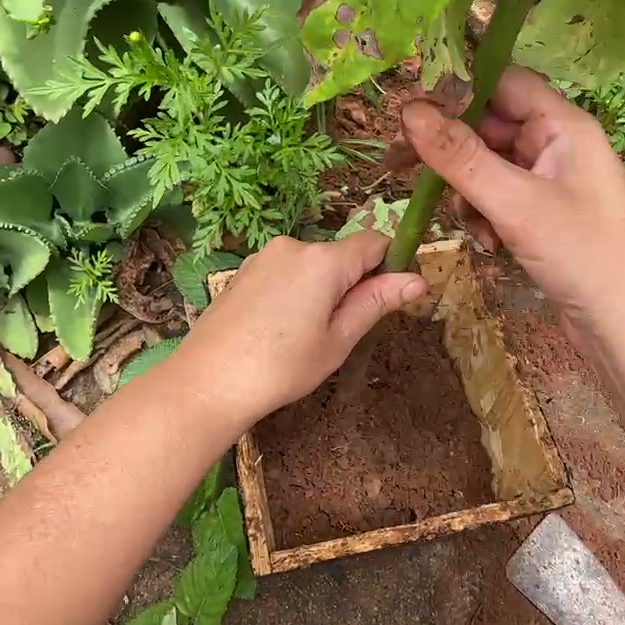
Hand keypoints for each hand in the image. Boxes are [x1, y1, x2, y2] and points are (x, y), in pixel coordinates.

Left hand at [164, 231, 426, 425]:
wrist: (207, 382)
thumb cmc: (282, 367)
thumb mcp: (338, 339)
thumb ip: (377, 302)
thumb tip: (417, 279)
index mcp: (323, 259)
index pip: (375, 242)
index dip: (389, 267)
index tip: (388, 301)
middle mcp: (294, 246)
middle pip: (341, 255)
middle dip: (352, 284)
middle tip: (341, 332)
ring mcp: (264, 256)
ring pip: (312, 265)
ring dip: (322, 290)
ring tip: (305, 337)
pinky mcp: (244, 271)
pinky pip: (285, 273)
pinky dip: (295, 293)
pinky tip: (279, 330)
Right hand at [399, 66, 624, 338]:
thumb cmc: (584, 254)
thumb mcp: (515, 203)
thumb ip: (460, 157)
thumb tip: (410, 112)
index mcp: (563, 125)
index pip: (503, 82)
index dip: (457, 88)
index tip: (409, 107)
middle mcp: (558, 146)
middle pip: (490, 127)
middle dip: (451, 149)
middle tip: (400, 164)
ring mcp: (552, 184)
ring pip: (489, 168)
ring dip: (467, 190)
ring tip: (467, 222)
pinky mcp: (545, 219)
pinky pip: (500, 200)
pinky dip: (484, 217)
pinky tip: (488, 244)